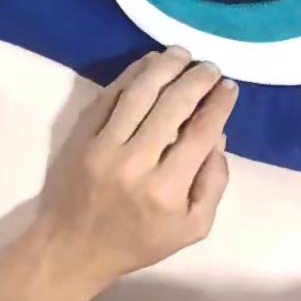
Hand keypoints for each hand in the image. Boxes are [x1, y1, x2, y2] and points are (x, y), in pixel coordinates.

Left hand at [24, 47, 234, 295]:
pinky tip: (150, 62)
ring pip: (140, 91)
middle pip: (174, 104)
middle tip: (210, 68)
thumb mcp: (191, 229)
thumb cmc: (137, 240)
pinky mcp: (81, 134)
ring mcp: (103, 145)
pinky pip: (110, 94)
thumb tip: (218, 134)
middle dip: (198, 79)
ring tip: (182, 54)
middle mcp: (135, 163)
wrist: (71, 246)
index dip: (219, 103)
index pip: (201, 132)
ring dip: (165, 65)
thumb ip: (214, 183)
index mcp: (166, 190)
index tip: (229, 87)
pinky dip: (133, 73)